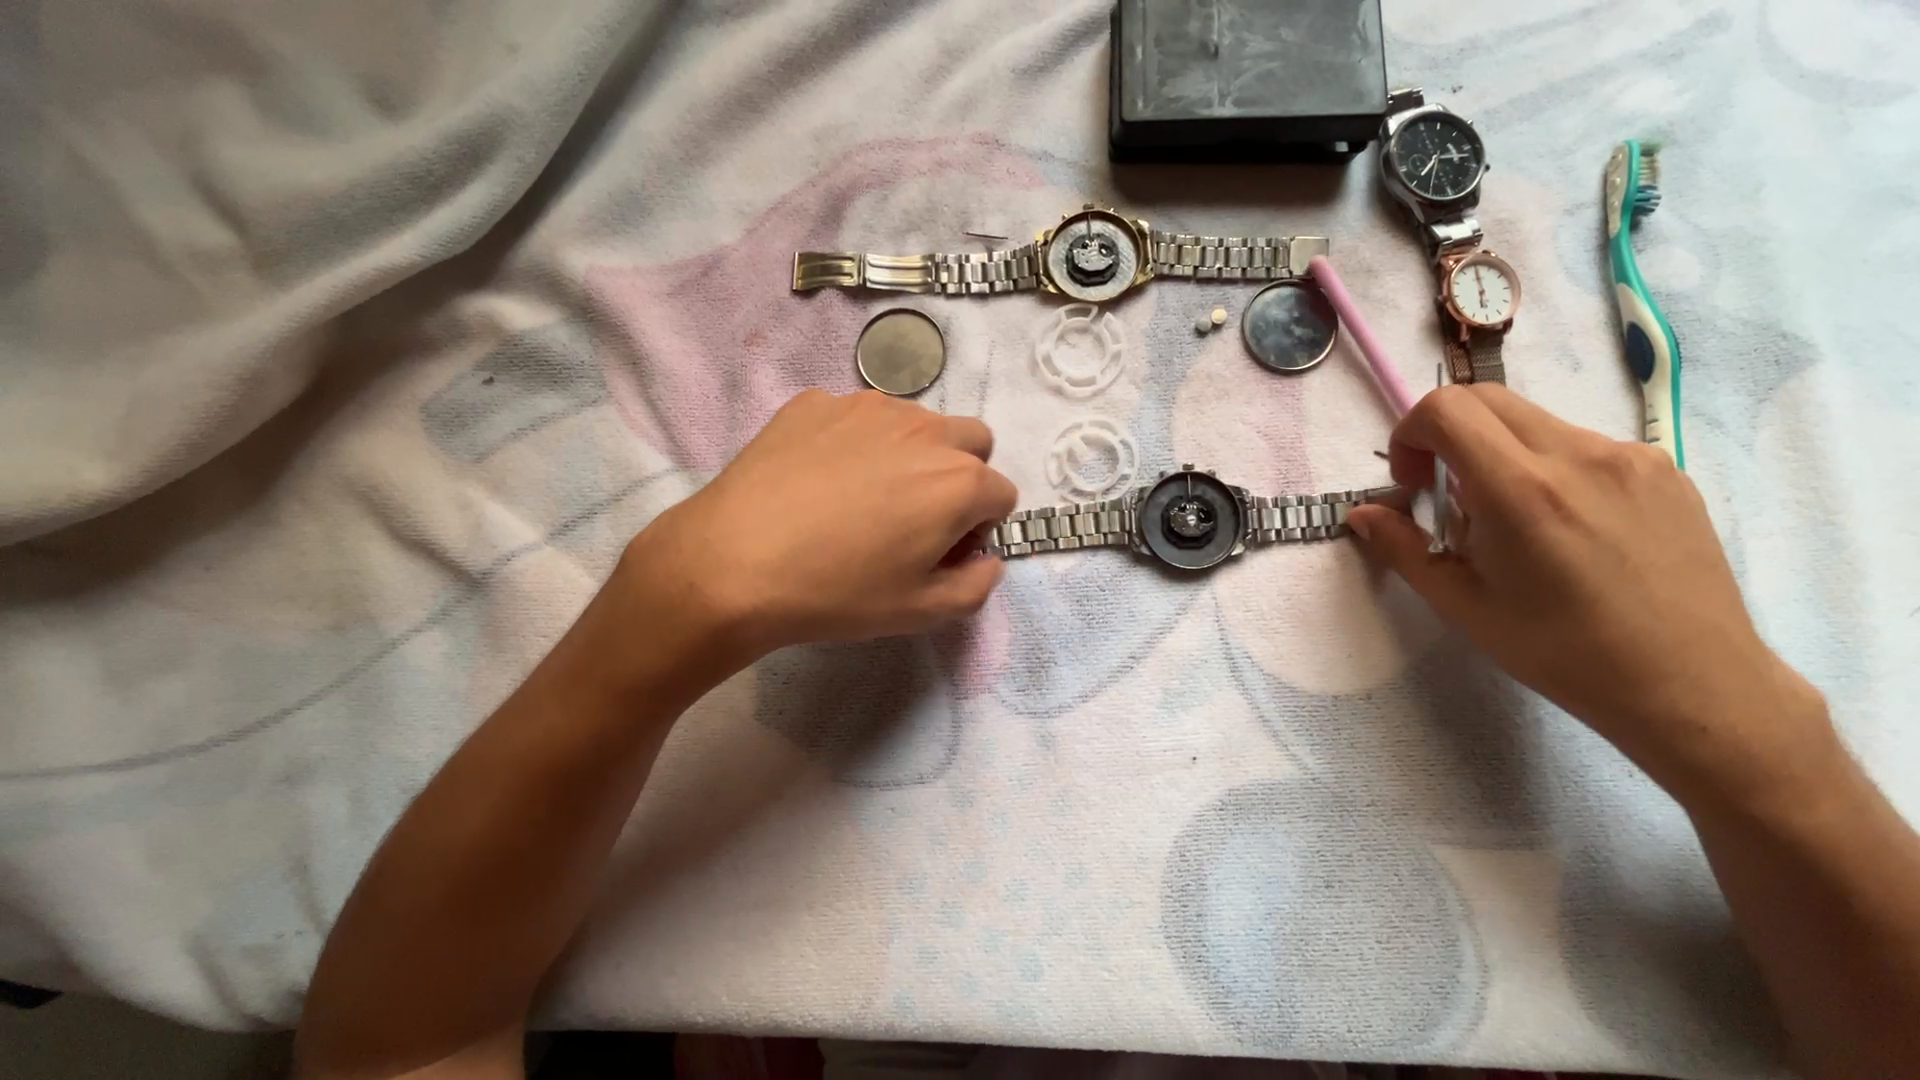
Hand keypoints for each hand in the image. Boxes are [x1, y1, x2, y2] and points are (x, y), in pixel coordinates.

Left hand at [619, 390, 1015, 660]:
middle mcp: (924, 429)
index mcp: (959, 481)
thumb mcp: (921, 612)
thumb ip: (976, 586)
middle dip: (960, 475)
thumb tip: (987, 560)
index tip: (941, 553)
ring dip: (910, 453)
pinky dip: (854, 442)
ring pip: (915, 422)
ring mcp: (866, 407)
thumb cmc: (837, 593)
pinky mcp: (816, 402)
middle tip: (915, 517)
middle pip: (972, 441)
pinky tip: (816, 481)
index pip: (1001, 496)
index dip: (979, 530)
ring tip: (860, 497)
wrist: (734, 562)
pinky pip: (856, 418)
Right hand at [1346, 384, 1831, 801]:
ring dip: (1499, 455)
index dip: (1409, 434)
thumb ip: (1404, 548)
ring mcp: (1632, 457)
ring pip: (1537, 423)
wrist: (1691, 684)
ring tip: (1513, 524)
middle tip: (1446, 494)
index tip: (1414, 485)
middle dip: (1446, 434)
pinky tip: (1567, 531)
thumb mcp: (1464, 606)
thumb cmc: (1562, 653)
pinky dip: (1551, 469)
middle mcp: (1579, 455)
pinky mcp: (1666, 470)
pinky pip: (1585, 447)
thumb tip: (1362, 513)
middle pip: (1487, 398)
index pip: (1446, 408)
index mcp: (1522, 490)